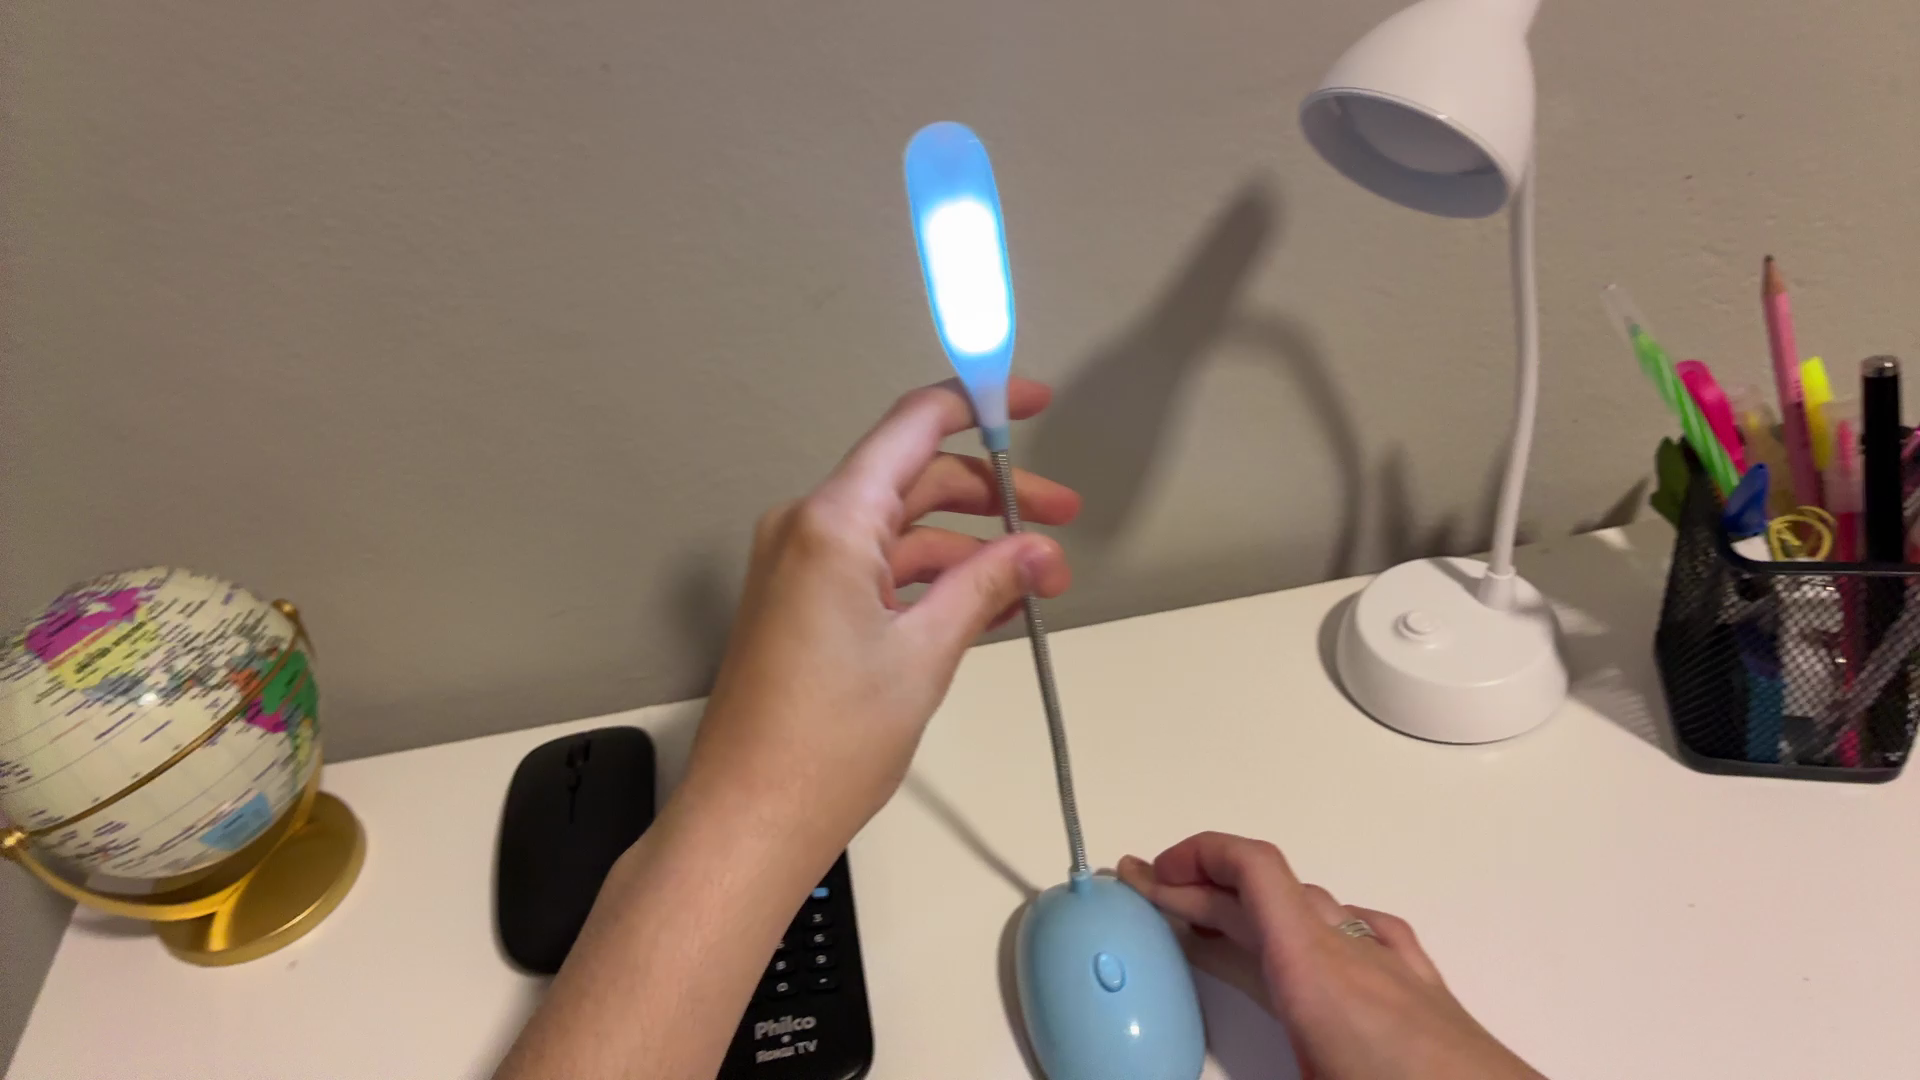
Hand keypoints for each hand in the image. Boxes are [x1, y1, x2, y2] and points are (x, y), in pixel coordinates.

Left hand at [676, 377, 1079, 859]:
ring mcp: (802, 565)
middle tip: (1063, 524)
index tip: (1034, 403)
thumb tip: (1045, 551)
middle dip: (992, 498)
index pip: (913, 426)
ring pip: (901, 532)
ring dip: (968, 549)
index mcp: (833, 519)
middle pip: (915, 482)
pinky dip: (931, 580)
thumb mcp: (925, 653)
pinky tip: (987, 603)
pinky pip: (879, 571)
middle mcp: (809, 526)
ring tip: (1038, 582)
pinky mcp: (805, 603)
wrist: (748, 821)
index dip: (979, 405)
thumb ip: (986, 585)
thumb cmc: (834, 738)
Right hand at [1118, 833, 1543, 1079]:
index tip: (1150, 876)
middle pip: (1263, 888)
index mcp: (1312, 970)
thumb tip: (1176, 1076)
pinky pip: (1358, 927)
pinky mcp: (1422, 991)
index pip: (1252, 867)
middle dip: (1197, 885)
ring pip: (1307, 903)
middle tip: (1151, 896)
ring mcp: (1390, 966)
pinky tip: (1310, 942)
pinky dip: (1312, 920)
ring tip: (1214, 926)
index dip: (1196, 855)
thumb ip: (1239, 1077)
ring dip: (1250, 905)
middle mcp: (1348, 950)